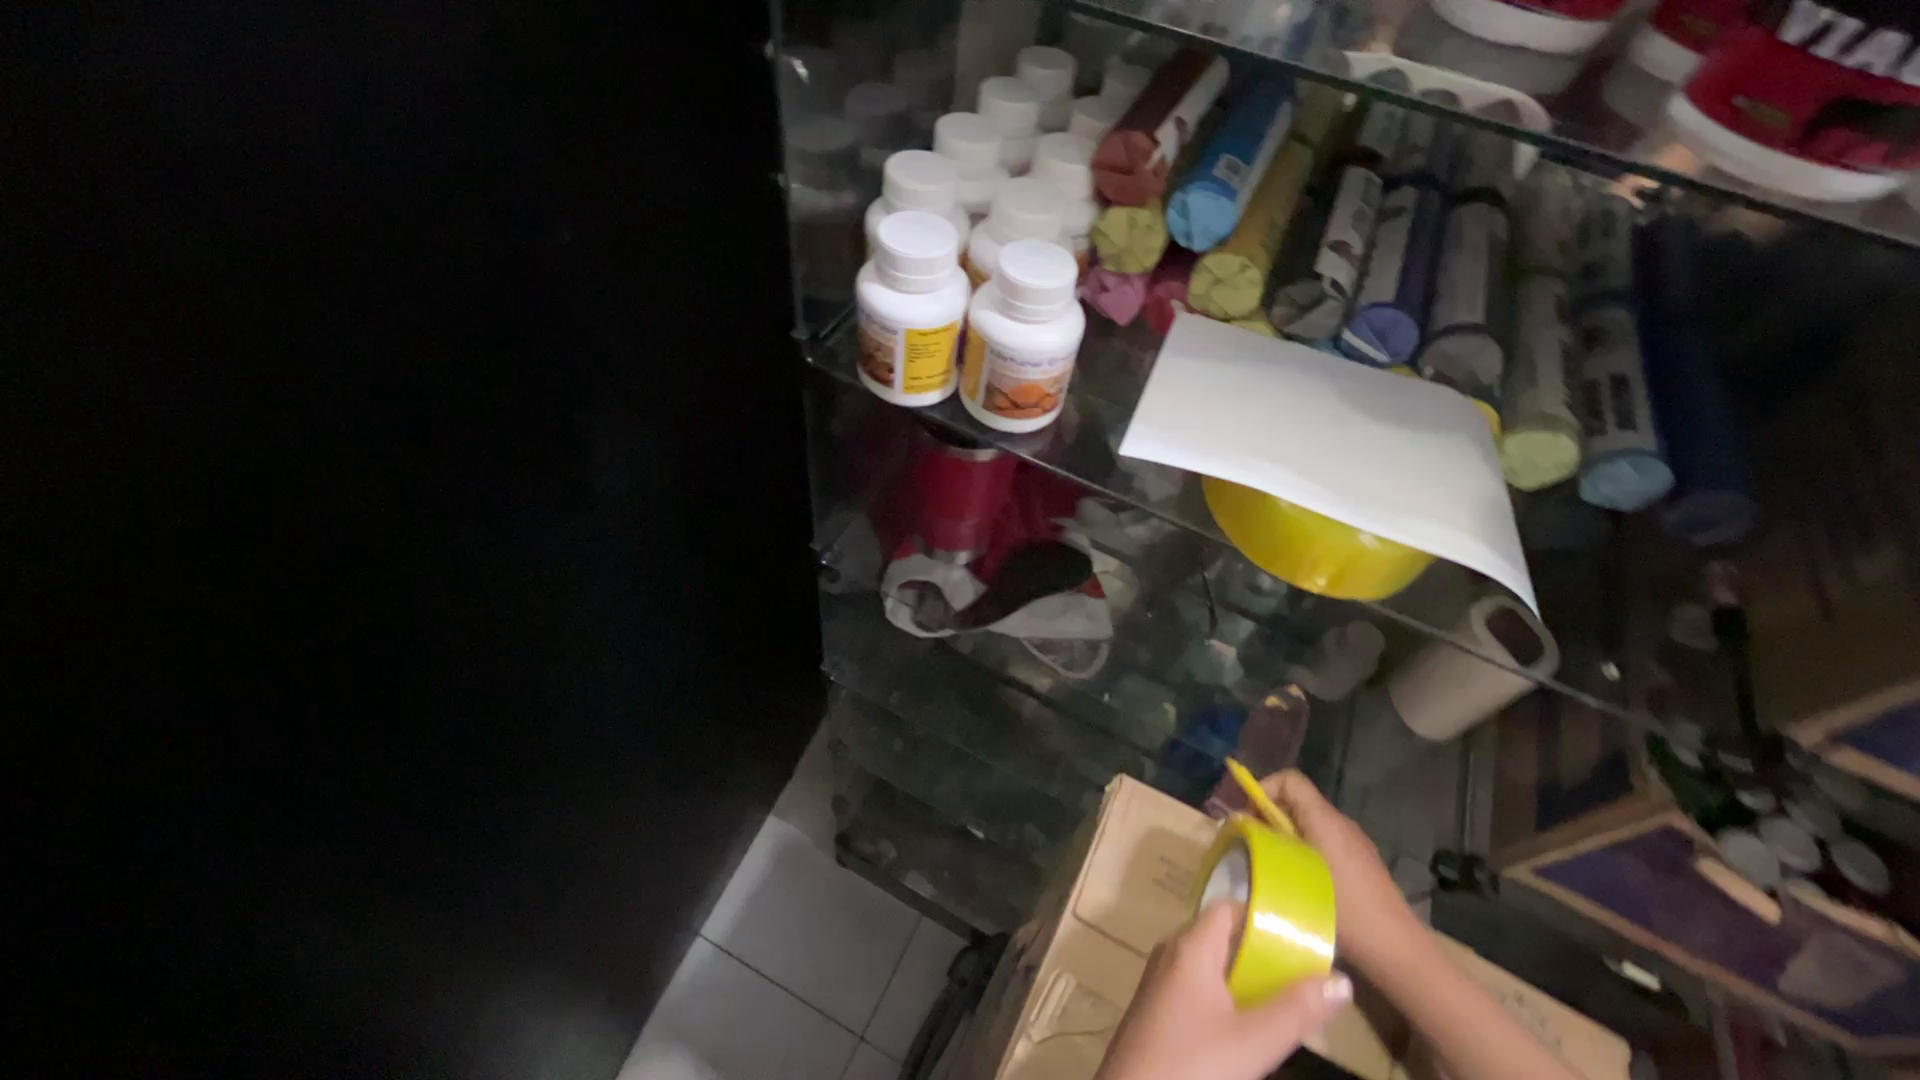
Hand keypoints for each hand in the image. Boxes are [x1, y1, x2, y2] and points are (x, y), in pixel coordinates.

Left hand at [1095, 901, 1353, 1079]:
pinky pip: (1199, 991)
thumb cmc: (1191, 1066)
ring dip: (1247, 982)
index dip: (1264, 917)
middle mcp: (1171, 955)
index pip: (1228, 909)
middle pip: (1222, 938)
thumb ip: (1297, 1010)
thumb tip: (1342, 980)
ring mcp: (1161, 983)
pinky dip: (1227, 1000)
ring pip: (1212, 968)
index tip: (1302, 938)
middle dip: (1263, 955)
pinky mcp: (1157, 1012)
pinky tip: (1250, 1029)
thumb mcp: (1252, 1043)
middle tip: (1304, 977)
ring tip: (1287, 1004)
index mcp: (1190, 948)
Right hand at [1261, 769, 1421, 974]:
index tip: (1248, 818)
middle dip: (1270, 816)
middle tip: (1252, 845)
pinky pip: (1325, 843)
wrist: (1396, 948)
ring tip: (1272, 866)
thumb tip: (1239, 826)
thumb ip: (1264, 846)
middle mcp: (1341, 823)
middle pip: (1298, 801)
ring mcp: (1355, 843)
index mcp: (1325, 819)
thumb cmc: (1343, 911)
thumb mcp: (1293, 878)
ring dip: (1286, 837)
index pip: (1290, 780)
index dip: (1264, 789)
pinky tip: (1301, 884)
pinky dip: (1305, 852)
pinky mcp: (1362, 863)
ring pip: (1310, 824)